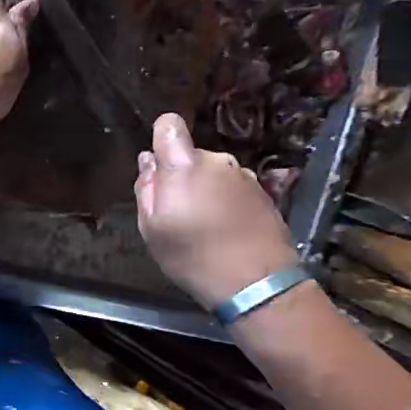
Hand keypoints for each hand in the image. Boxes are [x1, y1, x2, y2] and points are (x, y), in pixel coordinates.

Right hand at [134, 113, 298, 308]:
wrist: (257, 284)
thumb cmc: (192, 255)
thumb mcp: (151, 228)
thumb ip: (146, 188)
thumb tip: (148, 162)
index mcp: (183, 165)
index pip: (169, 125)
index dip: (160, 138)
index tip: (156, 165)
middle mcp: (217, 162)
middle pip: (190, 156)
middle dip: (180, 175)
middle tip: (176, 211)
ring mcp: (244, 176)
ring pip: (212, 173)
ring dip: (204, 189)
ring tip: (203, 225)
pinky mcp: (264, 194)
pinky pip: (232, 188)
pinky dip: (224, 202)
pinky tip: (225, 231)